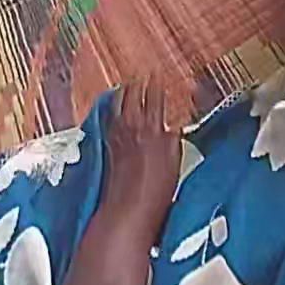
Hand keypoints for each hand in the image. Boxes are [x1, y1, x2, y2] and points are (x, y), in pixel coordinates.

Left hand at [96, 78, 179, 243]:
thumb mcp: (174, 161)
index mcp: (151, 127)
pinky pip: (112, 116)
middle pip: (133, 95)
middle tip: (144, 73)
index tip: (158, 72)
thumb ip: (172, 138)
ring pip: (119, 103)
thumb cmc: (156, 190)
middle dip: (139, 82)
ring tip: (130, 83)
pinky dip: (115, 106)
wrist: (127, 211)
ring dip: (125, 91)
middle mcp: (131, 126)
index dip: (156, 83)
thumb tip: (172, 126)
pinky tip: (117, 107)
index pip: (154, 96)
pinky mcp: (109, 144)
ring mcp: (117, 134)